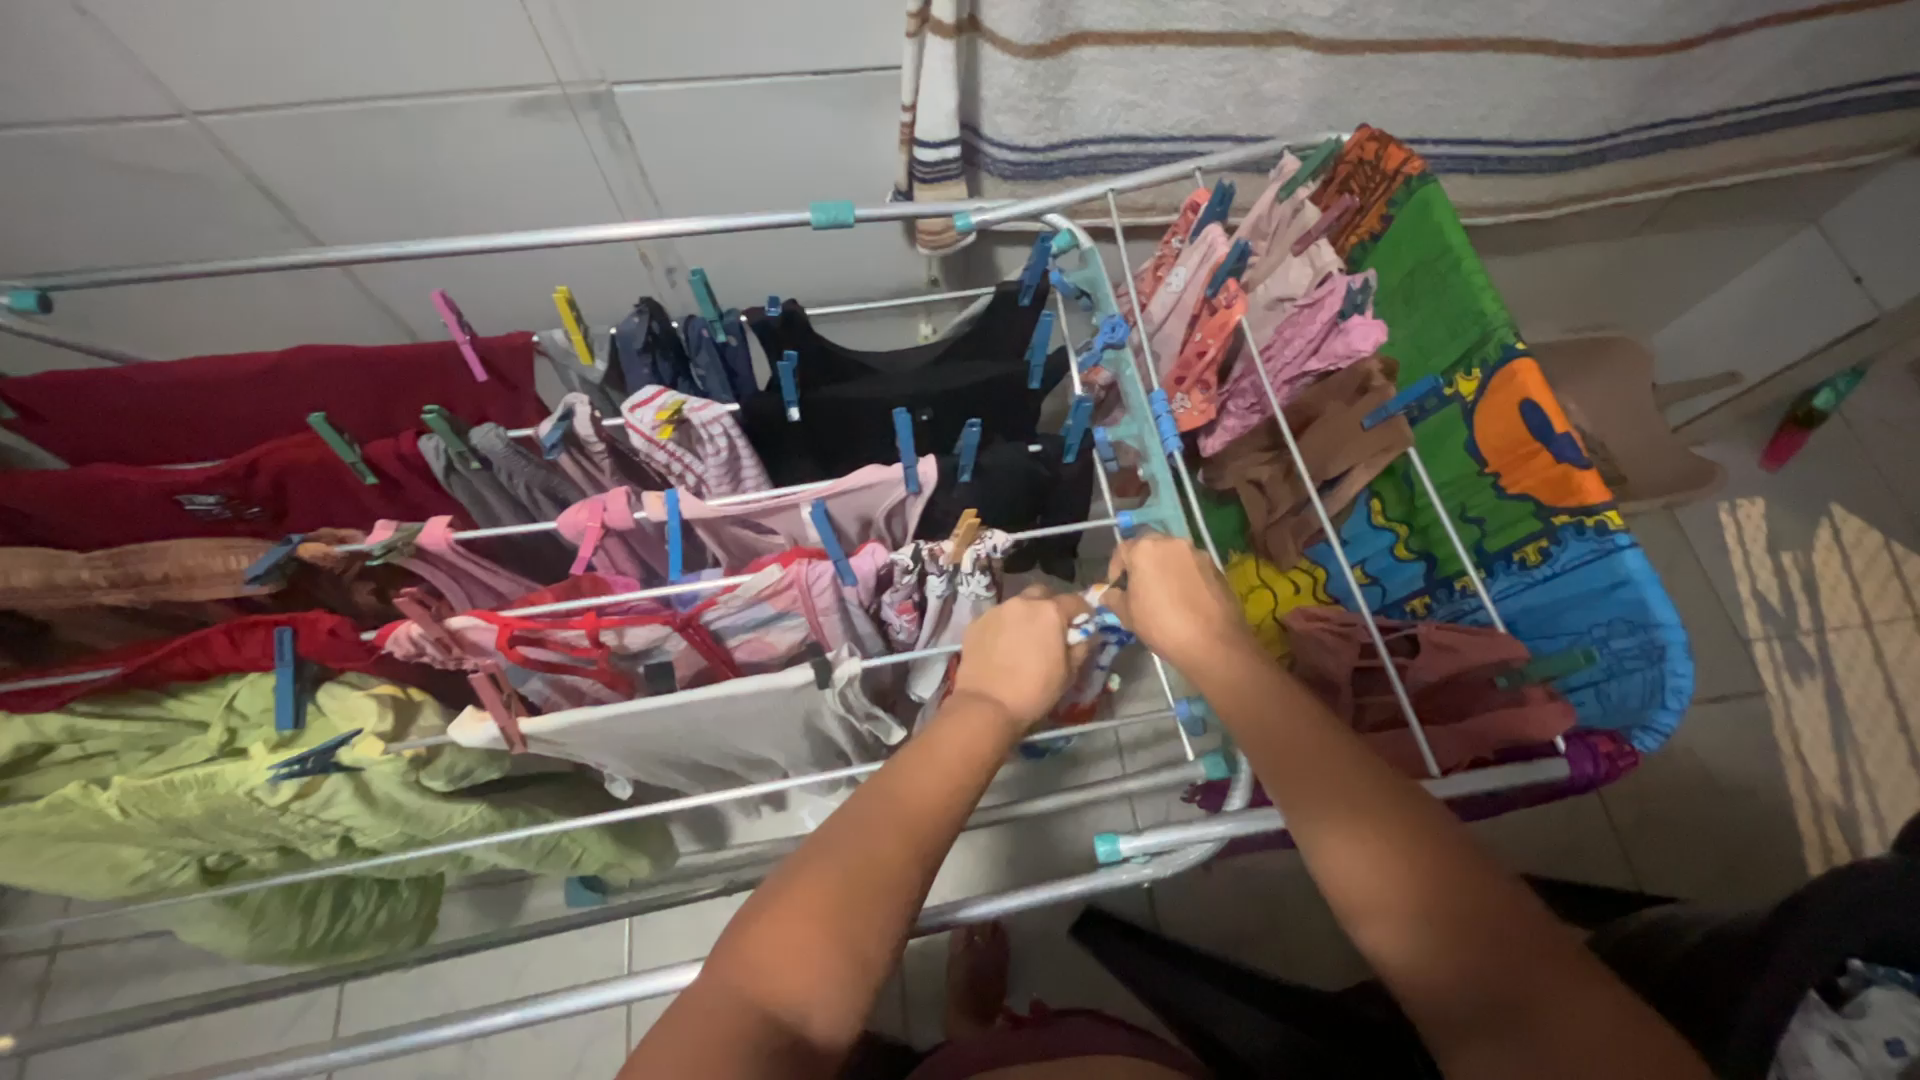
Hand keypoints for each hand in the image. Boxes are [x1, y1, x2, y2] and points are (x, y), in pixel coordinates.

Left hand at [949, 584, 1091, 734]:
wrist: (987, 704)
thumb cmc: (1035, 690)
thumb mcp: (1069, 673)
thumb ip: (1082, 647)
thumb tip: (1088, 635)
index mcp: (1050, 612)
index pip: (1075, 601)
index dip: (1083, 612)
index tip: (1083, 625)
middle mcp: (1022, 603)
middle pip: (1042, 594)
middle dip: (1050, 605)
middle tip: (1052, 628)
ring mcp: (996, 610)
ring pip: (1017, 605)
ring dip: (1025, 615)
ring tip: (1024, 638)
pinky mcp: (976, 622)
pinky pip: (997, 618)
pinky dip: (1004, 626)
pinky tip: (1002, 646)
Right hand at [1103, 531, 1256, 673]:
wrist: (1212, 642)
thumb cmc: (1161, 625)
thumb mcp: (1128, 615)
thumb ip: (1114, 598)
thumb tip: (1109, 594)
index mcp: (1145, 549)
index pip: (1122, 550)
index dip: (1115, 570)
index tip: (1117, 588)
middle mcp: (1171, 543)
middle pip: (1149, 547)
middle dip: (1141, 564)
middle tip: (1139, 588)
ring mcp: (1197, 553)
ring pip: (1172, 555)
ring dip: (1164, 568)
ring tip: (1163, 594)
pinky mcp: (1215, 566)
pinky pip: (1191, 566)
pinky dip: (1184, 576)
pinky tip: (1184, 599)